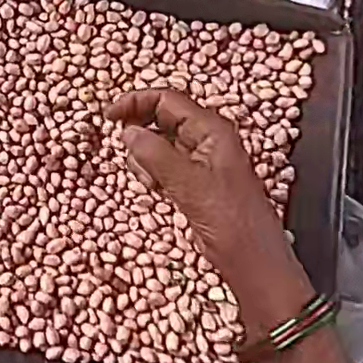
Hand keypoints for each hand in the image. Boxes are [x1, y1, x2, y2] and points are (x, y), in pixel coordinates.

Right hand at [105, 89, 294, 275]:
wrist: (253, 263)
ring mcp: (199, 160)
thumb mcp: (190, 185)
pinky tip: (155, 188)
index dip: (134, 102)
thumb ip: (155, 154)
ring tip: (150, 180)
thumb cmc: (233, 224)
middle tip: (127, 152)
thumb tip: (127, 132)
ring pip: (157, 142)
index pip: (166, 99)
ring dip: (143, 157)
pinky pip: (161, 164)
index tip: (109, 117)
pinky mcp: (192, 180)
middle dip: (138, 132)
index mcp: (212, 131)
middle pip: (159, 117)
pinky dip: (150, 172)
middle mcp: (206, 140)